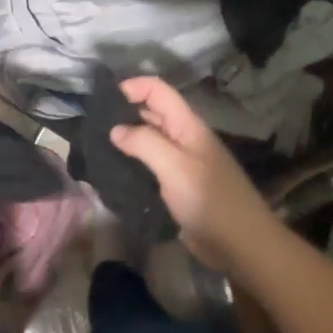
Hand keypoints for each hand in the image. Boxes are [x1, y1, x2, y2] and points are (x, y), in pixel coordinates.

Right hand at [107, 76, 275, 271]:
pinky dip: (131, 165)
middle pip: (151, 113)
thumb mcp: (175, 166)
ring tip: (95, 147)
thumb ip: (144, 142)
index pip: (158, 91)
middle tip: (91, 124)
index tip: (103, 99)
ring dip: (125, 140)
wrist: (240, 245)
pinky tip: (112, 173)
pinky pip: (149, 167)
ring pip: (148, 141)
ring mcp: (180, 163)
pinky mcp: (175, 187)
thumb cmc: (209, 199)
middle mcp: (183, 138)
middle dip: (123, 112)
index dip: (133, 87)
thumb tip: (115, 129)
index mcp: (187, 125)